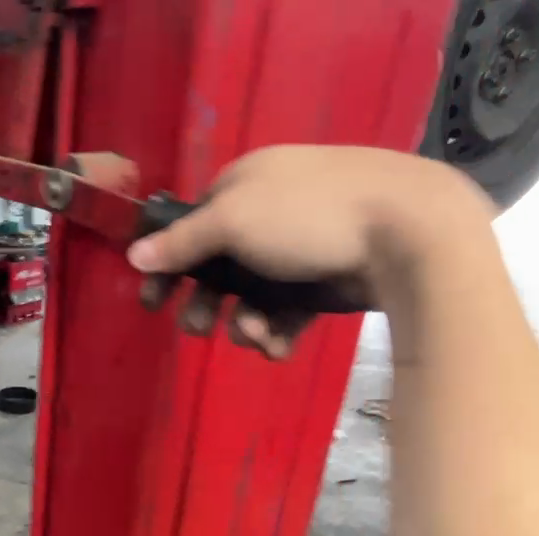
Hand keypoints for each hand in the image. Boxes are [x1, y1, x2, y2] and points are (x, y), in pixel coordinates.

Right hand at [126, 145, 492, 356]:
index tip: (153, 300)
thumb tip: (134, 254)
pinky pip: (286, 313)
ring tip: (257, 337)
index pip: (192, 226)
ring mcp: (298, 250)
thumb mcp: (233, 220)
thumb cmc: (308, 216)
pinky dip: (278, 332)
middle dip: (206, 303)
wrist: (405, 233)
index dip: (170, 265)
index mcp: (245, 185)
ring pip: (252, 298)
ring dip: (246, 324)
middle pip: (218, 269)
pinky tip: (280, 346)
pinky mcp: (324, 283)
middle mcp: (269, 214)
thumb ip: (181, 241)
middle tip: (198, 328)